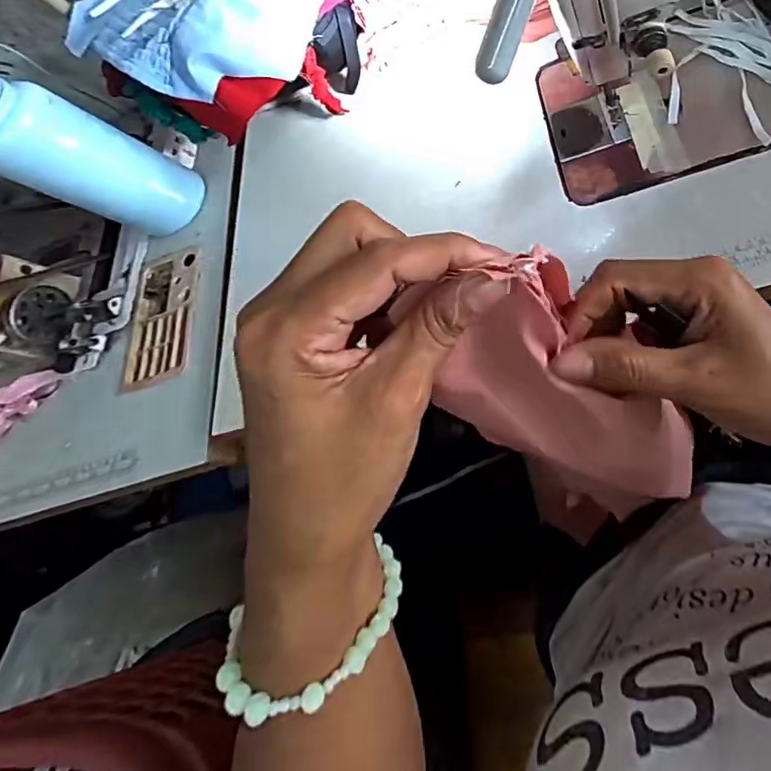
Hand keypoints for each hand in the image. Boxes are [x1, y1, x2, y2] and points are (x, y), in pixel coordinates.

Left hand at [233, 202, 510, 574]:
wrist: (303, 537)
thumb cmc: (346, 480)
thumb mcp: (399, 398)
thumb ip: (440, 325)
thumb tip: (492, 278)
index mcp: (288, 328)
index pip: (377, 259)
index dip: (444, 252)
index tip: (498, 261)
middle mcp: (271, 306)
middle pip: (351, 233)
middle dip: (413, 252)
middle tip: (454, 291)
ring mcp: (277, 315)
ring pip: (348, 249)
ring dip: (400, 269)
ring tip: (434, 312)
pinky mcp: (291, 326)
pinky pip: (344, 278)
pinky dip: (384, 289)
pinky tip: (406, 323)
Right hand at [549, 257, 770, 459]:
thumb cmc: (767, 395)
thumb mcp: (691, 381)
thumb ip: (624, 367)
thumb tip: (559, 362)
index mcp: (697, 276)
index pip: (617, 276)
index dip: (584, 312)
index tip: (568, 358)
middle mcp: (697, 274)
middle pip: (625, 286)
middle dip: (598, 326)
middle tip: (584, 371)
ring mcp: (704, 296)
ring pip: (638, 306)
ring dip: (617, 339)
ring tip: (607, 379)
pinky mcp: (708, 318)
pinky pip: (658, 323)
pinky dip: (639, 347)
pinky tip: (636, 377)